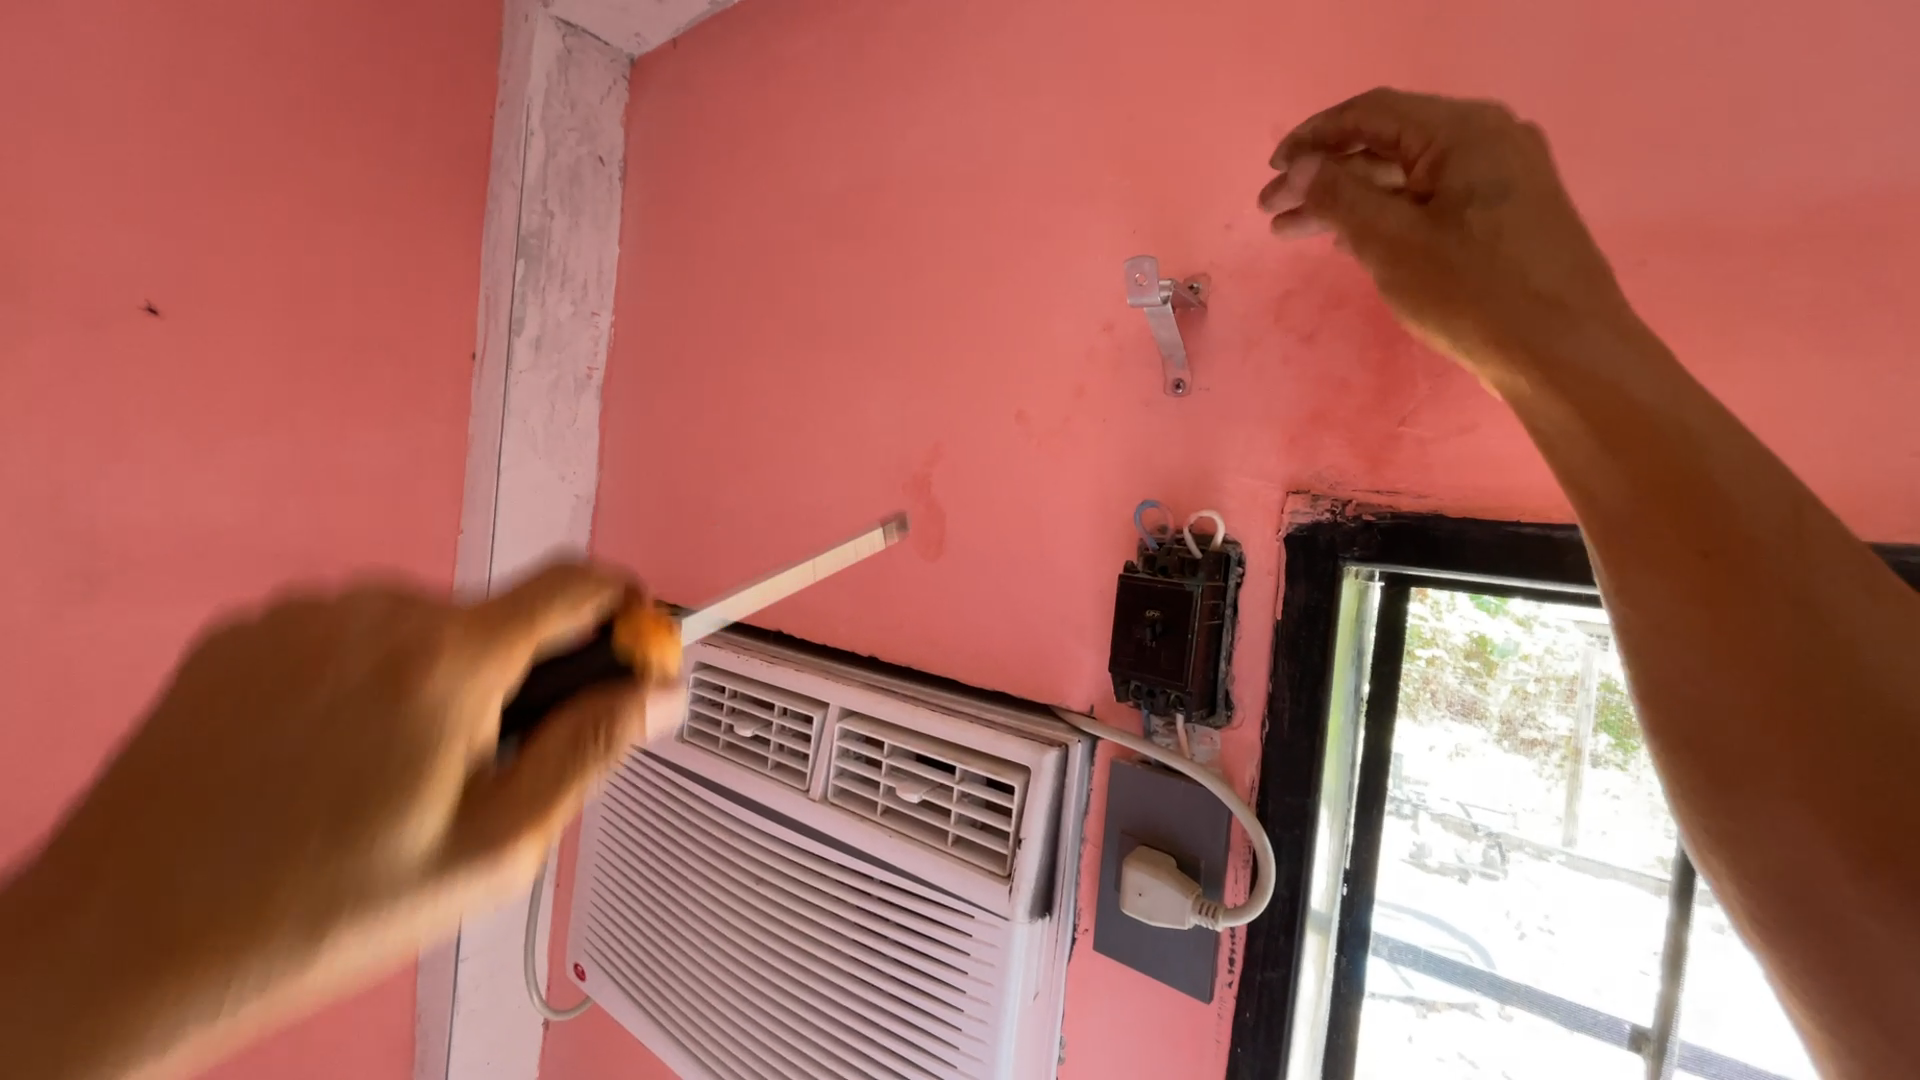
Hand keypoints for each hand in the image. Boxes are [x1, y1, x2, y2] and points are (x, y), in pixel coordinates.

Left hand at [4, 561, 674, 1077]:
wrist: (107, 954)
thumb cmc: (317, 911)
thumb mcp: (494, 848)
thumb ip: (592, 750)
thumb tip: (659, 694)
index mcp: (448, 660)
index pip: (578, 583)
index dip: (627, 608)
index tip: (637, 650)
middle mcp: (375, 614)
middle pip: (505, 615)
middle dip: (526, 675)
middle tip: (493, 762)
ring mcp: (301, 617)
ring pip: (433, 626)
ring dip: (451, 677)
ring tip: (399, 767)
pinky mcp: (244, 634)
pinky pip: (358, 632)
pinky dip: (379, 674)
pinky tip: (335, 750)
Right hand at [1258, 88, 1641, 382]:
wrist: (1559, 349)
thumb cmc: (1470, 291)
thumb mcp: (1390, 242)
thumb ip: (1339, 196)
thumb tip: (1300, 166)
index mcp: (1463, 131)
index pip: (1371, 113)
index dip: (1313, 138)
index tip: (1271, 171)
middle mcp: (1485, 140)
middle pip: (1385, 145)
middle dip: (1322, 176)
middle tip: (1271, 211)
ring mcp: (1497, 179)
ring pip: (1403, 178)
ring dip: (1345, 200)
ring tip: (1290, 231)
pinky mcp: (1499, 216)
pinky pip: (1426, 201)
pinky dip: (1380, 216)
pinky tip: (1344, 241)